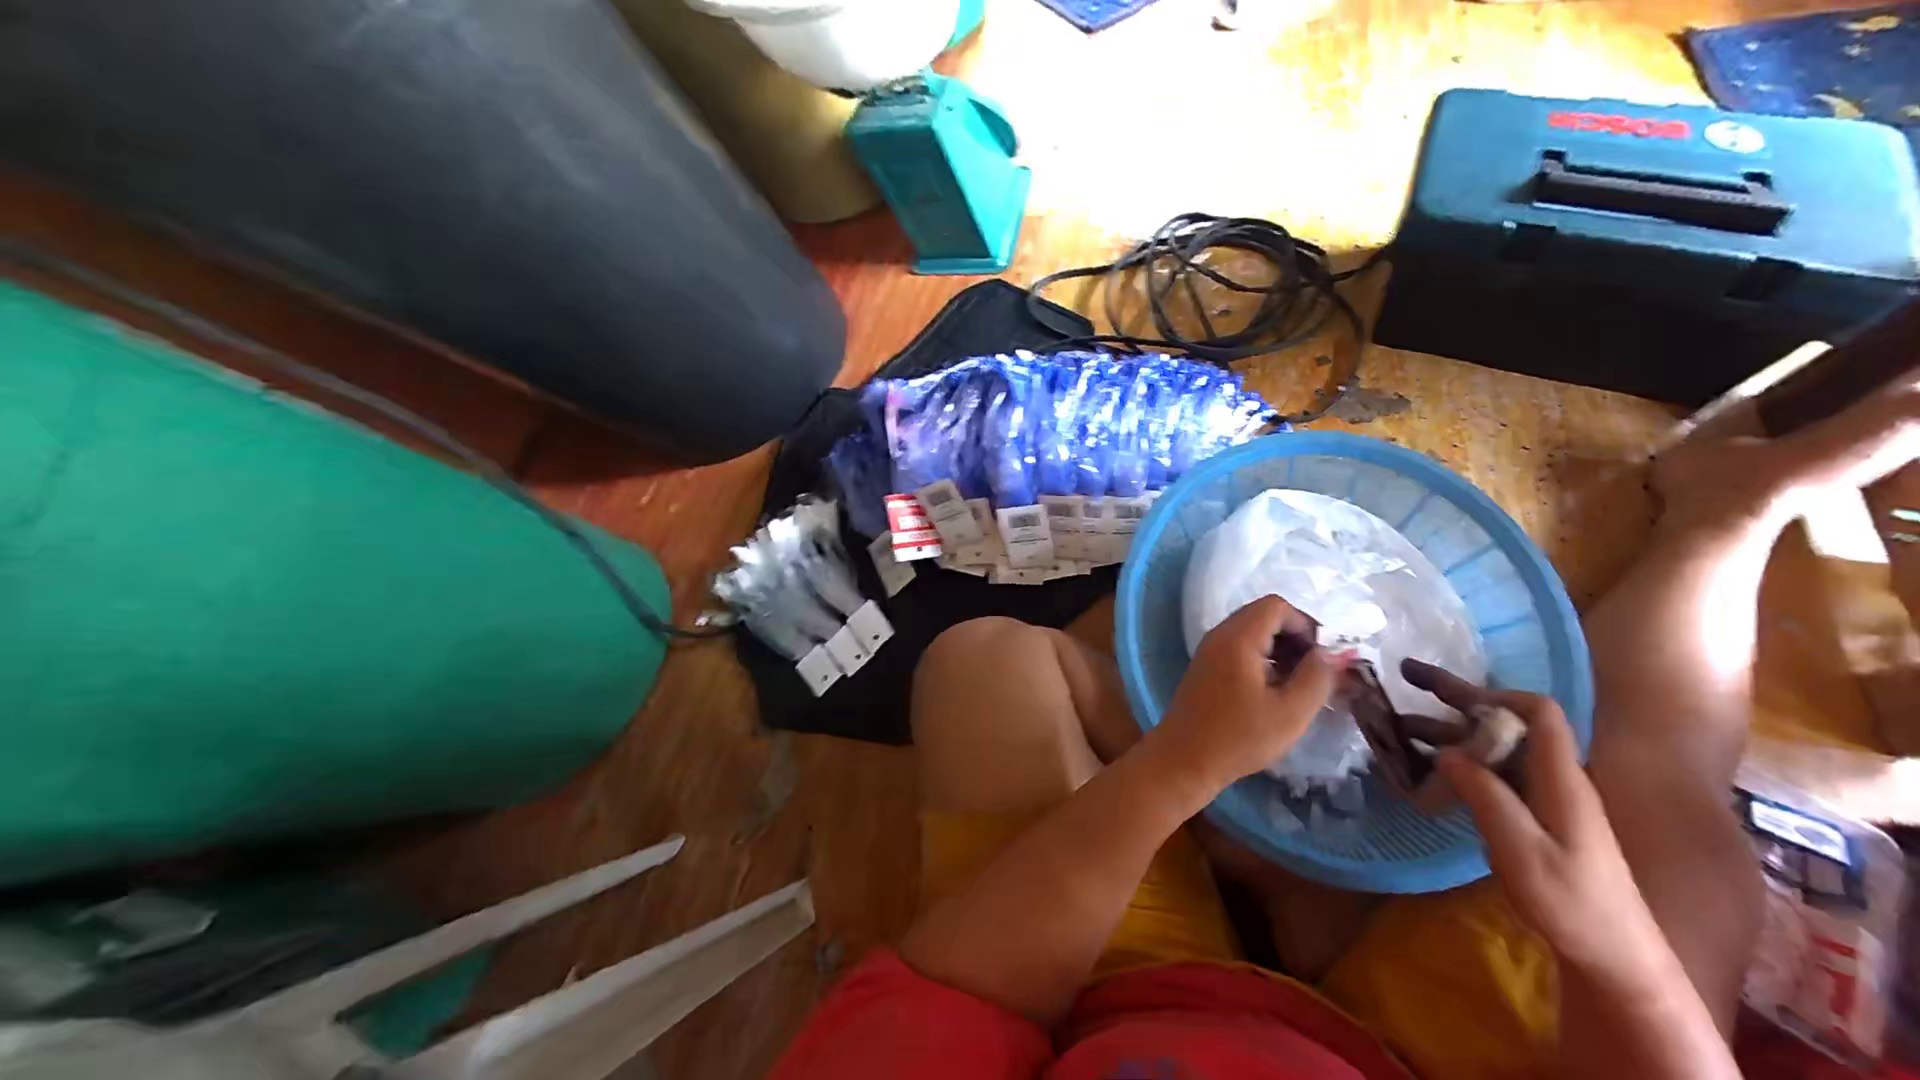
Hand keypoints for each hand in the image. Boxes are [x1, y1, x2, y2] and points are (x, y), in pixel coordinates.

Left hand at [1155, 596, 1339, 789]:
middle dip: (1295, 637)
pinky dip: (1261, 659)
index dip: (1305, 624)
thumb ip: (1317, 677)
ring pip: (1251, 632)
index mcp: (1237, 638)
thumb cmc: (1239, 737)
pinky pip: (1238, 649)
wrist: (1184, 760)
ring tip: (1297, 685)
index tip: (1321, 657)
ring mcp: (1208, 651)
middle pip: (1263, 616)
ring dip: (1279, 650)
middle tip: (1314, 671)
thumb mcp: (1291, 711)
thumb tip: (1331, 653)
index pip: (1276, 606)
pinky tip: (1273, 691)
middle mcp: (1218, 636)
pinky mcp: (1205, 667)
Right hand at [1405, 660, 1669, 986]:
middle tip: (1406, 676)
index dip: (1493, 695)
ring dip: (1445, 732)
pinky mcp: (1534, 816)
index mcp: (1561, 779)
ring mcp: (1544, 797)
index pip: (1539, 713)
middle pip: (1506, 722)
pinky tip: (1423, 769)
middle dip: (1455, 697)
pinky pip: (1490, 773)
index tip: (1444, 694)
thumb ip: (1486, 795)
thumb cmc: (1570, 902)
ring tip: (1396, 726)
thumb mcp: (1521, 849)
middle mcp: (1553, 778)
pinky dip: (1454, 762)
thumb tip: (1448, 751)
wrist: (1614, 957)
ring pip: (1492, 748)